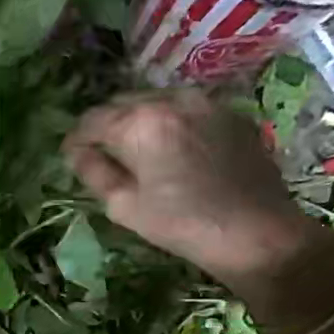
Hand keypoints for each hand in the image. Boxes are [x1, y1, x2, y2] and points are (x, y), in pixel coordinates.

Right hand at [62, 91, 333, 311]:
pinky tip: (182, 153)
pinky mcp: (233, 115)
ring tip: (145, 153)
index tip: (73, 157)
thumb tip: (77, 152)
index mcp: (140, 121)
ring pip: (160, 103)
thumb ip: (95, 173)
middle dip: (111, 127)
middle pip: (126, 104)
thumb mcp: (127, 208)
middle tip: (108, 156)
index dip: (77, 139)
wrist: (259, 234)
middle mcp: (172, 99)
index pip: (92, 119)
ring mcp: (207, 103)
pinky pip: (192, 112)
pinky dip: (177, 125)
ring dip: (145, 122)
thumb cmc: (186, 227)